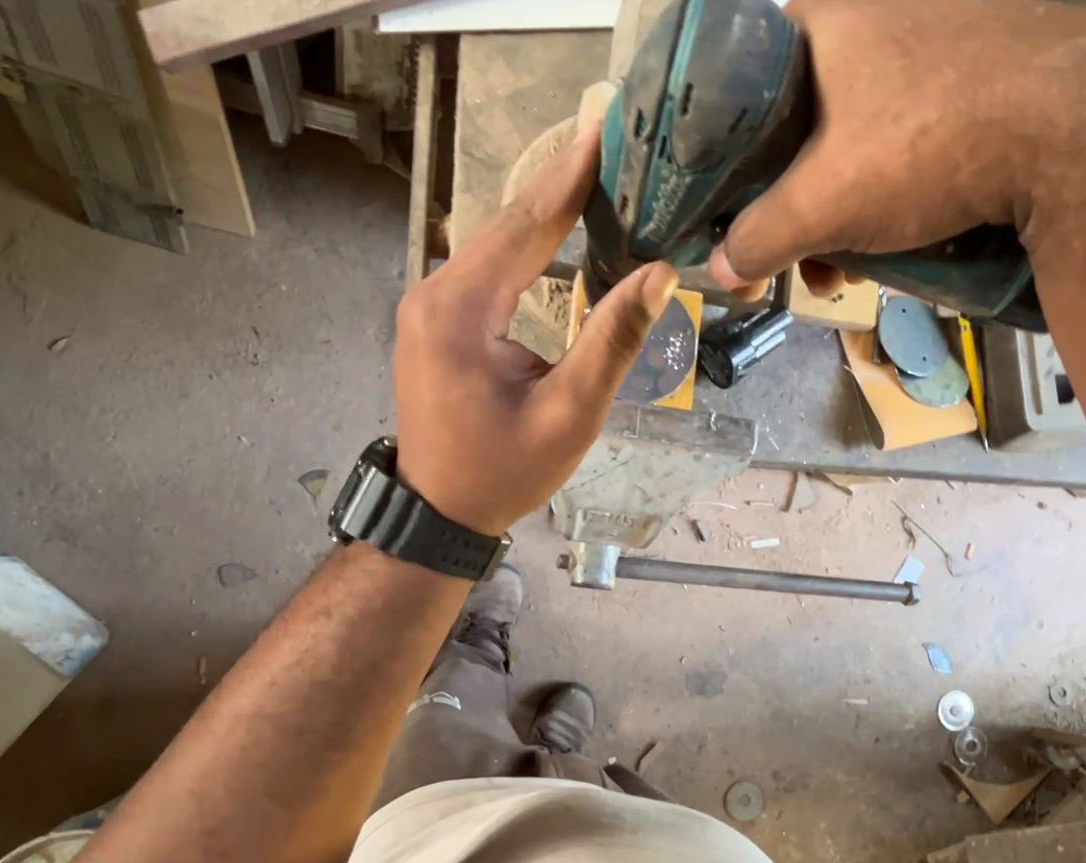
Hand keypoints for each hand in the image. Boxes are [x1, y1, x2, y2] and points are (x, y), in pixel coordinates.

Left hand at [393, 91, 678, 537]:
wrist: (438, 512)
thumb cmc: (503, 473)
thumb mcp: (569, 415)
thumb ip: (611, 341)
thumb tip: (658, 273)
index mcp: (460, 310)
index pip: (526, 225)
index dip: (573, 178)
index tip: (609, 127)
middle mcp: (433, 294)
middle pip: (507, 226)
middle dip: (561, 184)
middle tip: (613, 141)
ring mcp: (427, 306)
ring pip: (494, 245)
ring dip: (544, 214)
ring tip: (596, 176)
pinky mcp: (434, 322)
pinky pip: (485, 270)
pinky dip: (524, 248)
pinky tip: (555, 231)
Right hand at [707, 0, 1085, 290]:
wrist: (1083, 130)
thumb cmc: (928, 147)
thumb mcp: (825, 204)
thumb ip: (761, 236)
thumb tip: (718, 268)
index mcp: (826, 20)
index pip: (741, 68)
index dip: (725, 139)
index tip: (727, 193)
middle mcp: (880, 12)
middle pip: (802, 115)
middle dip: (792, 196)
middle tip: (795, 252)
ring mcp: (941, 33)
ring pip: (861, 131)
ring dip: (844, 204)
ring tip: (850, 265)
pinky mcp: (988, 66)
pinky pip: (915, 129)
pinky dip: (897, 182)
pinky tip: (905, 233)